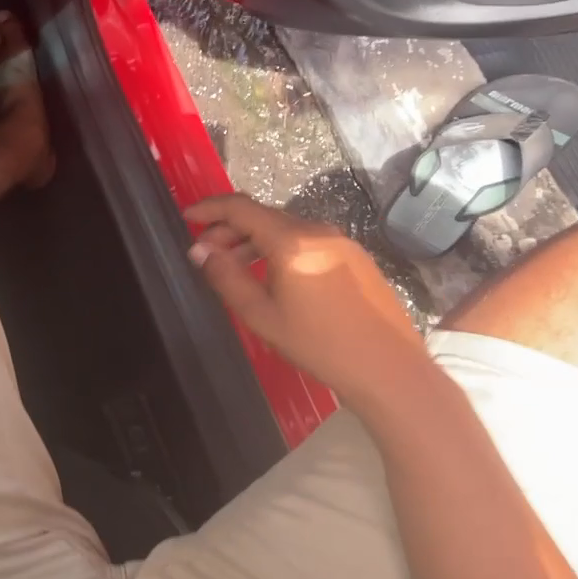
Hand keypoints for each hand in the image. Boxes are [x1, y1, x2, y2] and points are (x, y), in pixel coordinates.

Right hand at [186, 195, 427, 402]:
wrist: (390, 370)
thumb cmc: (319, 345)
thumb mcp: (261, 315)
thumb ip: (225, 277)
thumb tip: (200, 251)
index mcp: (291, 241)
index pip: (240, 207)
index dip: (209, 208)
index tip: (187, 217)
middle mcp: (317, 230)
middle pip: (262, 216)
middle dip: (228, 229)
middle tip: (206, 253)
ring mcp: (341, 241)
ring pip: (284, 228)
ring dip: (253, 240)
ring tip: (236, 267)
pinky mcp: (356, 256)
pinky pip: (306, 240)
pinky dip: (279, 248)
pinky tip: (273, 276)